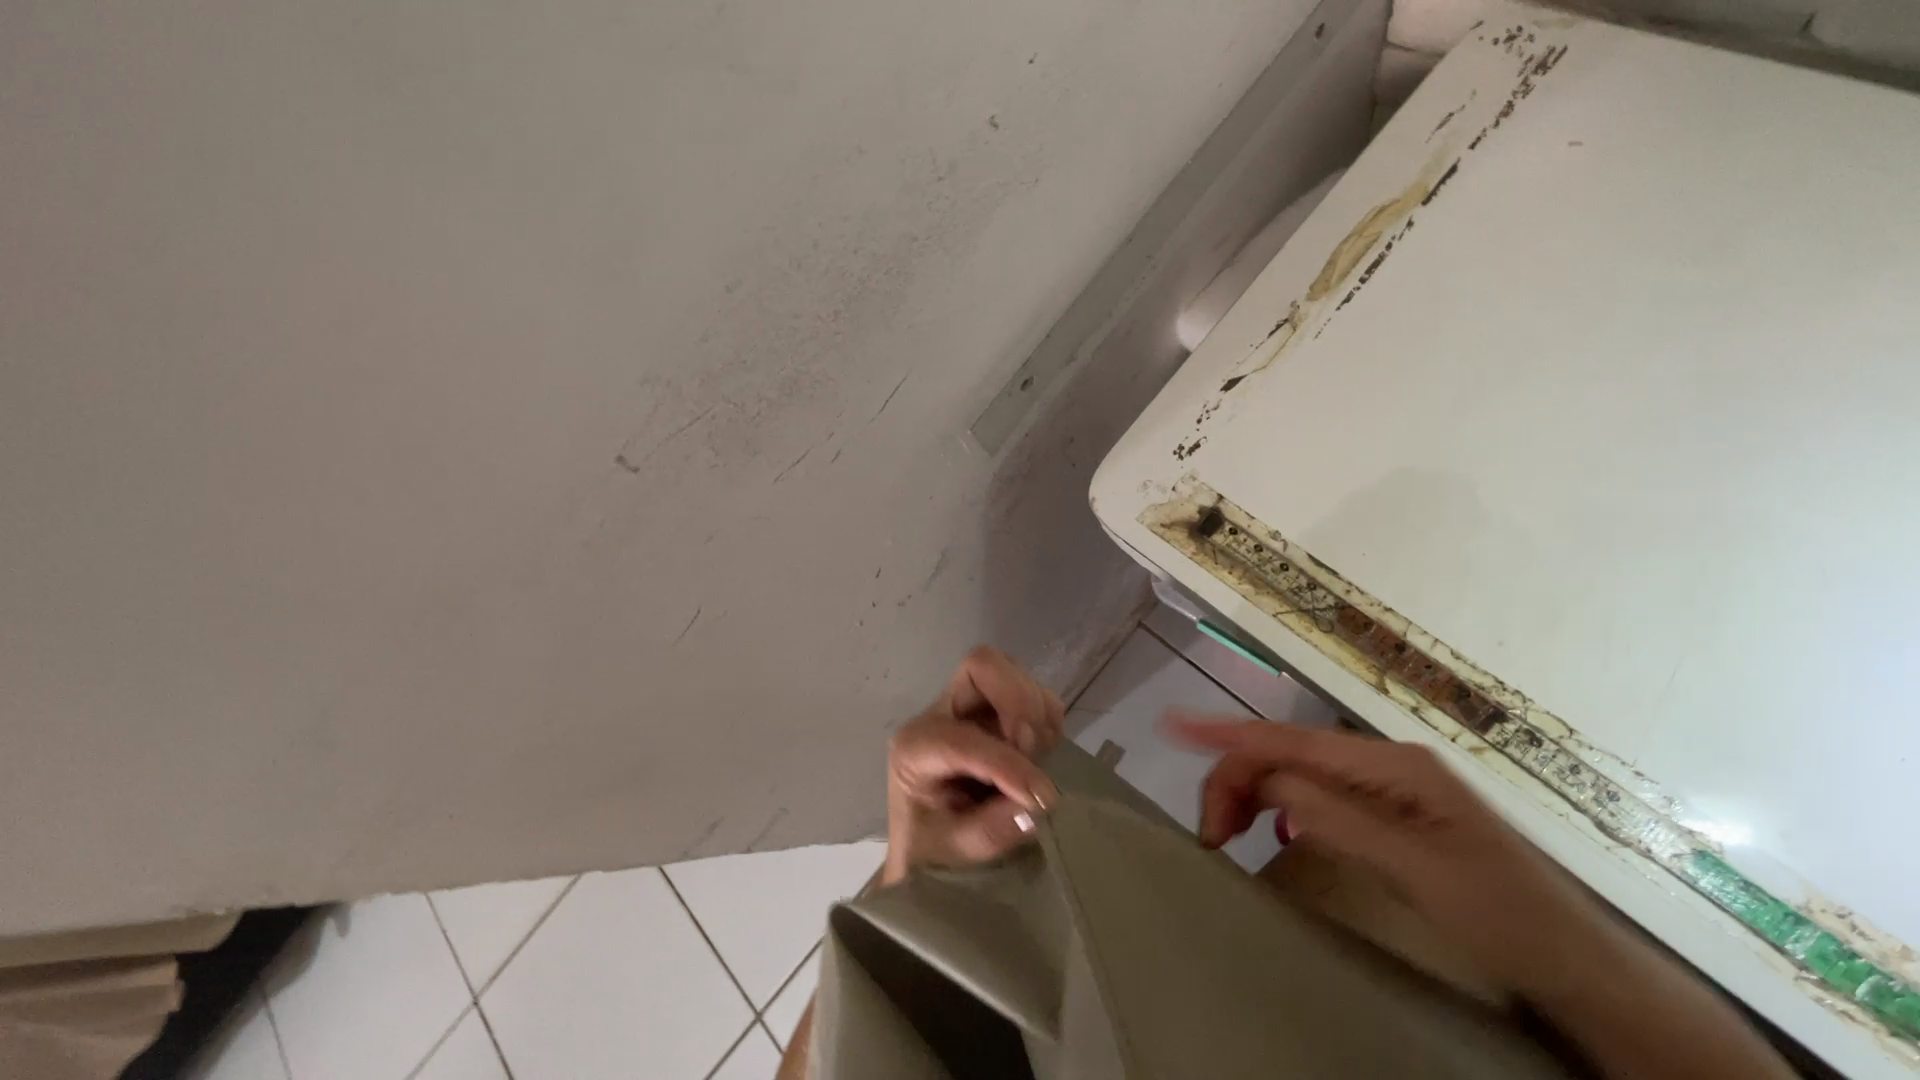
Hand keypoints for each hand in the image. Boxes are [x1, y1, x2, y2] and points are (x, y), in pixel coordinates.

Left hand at [882, 647, 1064, 884]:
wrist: (933, 855)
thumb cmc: (932, 854)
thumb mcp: (951, 855)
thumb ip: (988, 833)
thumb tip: (1033, 808)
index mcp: (914, 748)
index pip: (962, 738)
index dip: (1004, 764)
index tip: (1039, 798)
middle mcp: (941, 716)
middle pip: (981, 665)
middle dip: (1016, 701)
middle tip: (1031, 750)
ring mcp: (972, 709)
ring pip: (1012, 673)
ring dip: (1035, 712)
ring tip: (1037, 759)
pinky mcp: (1001, 714)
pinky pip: (1035, 694)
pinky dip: (1047, 718)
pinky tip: (1043, 755)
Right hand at [1167, 715, 1604, 999]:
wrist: (1568, 959)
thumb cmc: (1501, 914)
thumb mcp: (1417, 870)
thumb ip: (1341, 820)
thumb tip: (1272, 785)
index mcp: (1393, 765)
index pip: (1293, 740)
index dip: (1229, 733)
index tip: (1173, 728)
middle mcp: (1383, 764)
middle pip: (1288, 754)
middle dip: (1238, 780)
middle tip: (1210, 834)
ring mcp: (1385, 787)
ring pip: (1295, 775)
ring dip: (1253, 795)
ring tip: (1225, 836)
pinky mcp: (1386, 813)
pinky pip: (1314, 797)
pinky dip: (1278, 808)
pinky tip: (1268, 831)